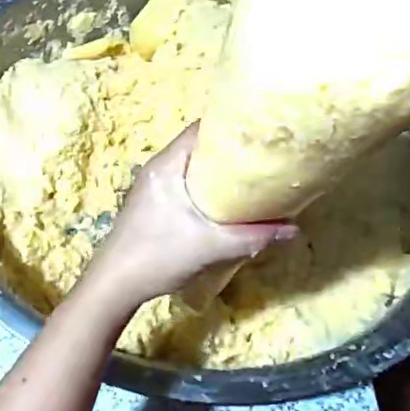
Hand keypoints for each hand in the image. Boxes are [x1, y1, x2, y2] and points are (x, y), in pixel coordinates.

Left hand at [83, 126, 295, 307]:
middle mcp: (158, 168)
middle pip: (199, 147)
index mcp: (167, 165)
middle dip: (231, 151)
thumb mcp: (211, 246)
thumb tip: (294, 229)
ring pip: (192, 168)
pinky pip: (185, 184)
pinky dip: (206, 187)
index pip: (201, 129)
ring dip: (219, 173)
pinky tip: (226, 204)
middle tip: (264, 159)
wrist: (115, 283)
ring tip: (252, 180)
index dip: (231, 127)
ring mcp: (153, 186)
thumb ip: (253, 237)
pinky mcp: (152, 204)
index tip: (262, 134)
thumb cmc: (158, 255)